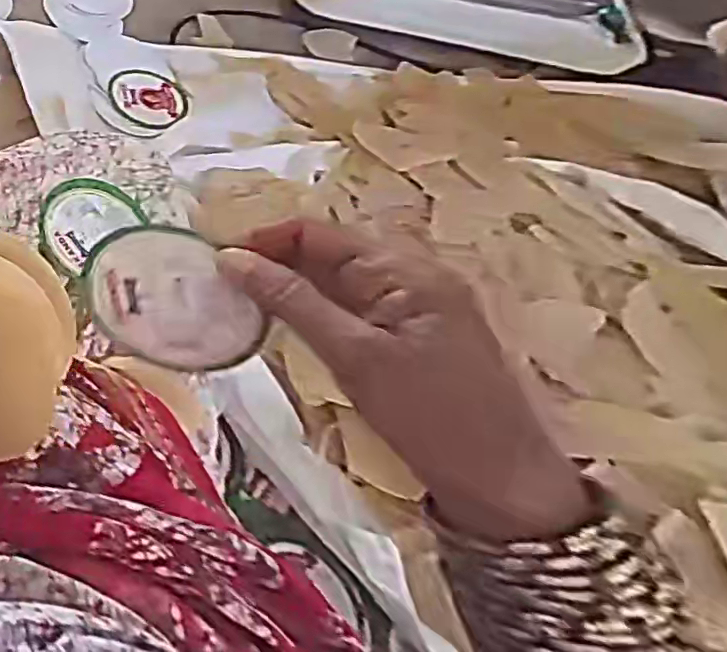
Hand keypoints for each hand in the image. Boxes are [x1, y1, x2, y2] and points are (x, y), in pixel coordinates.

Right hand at [219, 220, 593, 540]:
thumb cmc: (433, 418)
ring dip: (285, 283)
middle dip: (270, 259)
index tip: (218, 258)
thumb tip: (229, 257)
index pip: (316, 233)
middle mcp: (409, 276)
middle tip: (222, 280)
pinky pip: (345, 303)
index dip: (263, 238)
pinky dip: (308, 306)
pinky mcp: (405, 332)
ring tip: (239, 298)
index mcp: (405, 271)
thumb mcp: (352, 355)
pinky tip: (279, 319)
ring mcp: (410, 304)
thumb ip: (289, 300)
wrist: (508, 494)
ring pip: (330, 277)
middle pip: (322, 250)